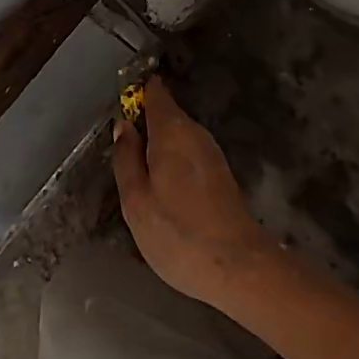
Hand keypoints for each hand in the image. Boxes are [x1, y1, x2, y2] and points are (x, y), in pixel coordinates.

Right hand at [112, 76, 276, 306]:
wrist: (238, 267)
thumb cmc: (178, 232)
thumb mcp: (136, 199)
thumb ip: (126, 158)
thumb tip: (123, 125)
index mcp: (171, 129)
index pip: (154, 91)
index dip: (136, 91)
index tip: (120, 105)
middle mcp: (194, 132)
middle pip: (165, 114)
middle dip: (145, 126)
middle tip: (122, 155)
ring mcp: (211, 152)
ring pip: (177, 137)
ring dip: (159, 149)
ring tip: (140, 179)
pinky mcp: (220, 174)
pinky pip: (188, 155)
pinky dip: (174, 164)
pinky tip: (165, 195)